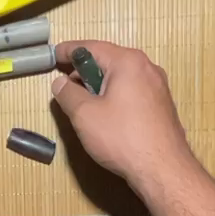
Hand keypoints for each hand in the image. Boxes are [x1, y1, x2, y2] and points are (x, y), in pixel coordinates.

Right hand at [50, 40, 197, 190]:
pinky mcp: (161, 104)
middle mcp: (146, 67)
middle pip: (108, 59)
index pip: (91, 47)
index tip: (51, 55)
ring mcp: (157, 86)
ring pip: (120, 76)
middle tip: (64, 84)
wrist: (162, 168)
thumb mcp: (84, 115)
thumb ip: (68, 94)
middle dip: (83, 70)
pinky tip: (105, 113)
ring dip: (98, 84)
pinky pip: (131, 89)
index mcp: (127, 62)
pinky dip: (113, 94)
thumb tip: (60, 83)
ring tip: (82, 102)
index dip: (68, 51)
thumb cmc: (121, 138)